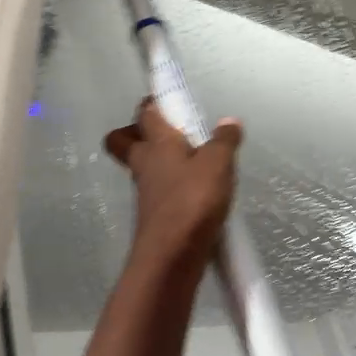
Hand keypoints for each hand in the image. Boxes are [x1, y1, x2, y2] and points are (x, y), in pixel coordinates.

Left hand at [105, 100, 242, 258]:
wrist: (172, 255)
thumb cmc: (193, 200)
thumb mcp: (218, 164)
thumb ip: (224, 141)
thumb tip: (229, 122)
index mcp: (157, 144)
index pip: (145, 114)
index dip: (152, 103)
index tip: (167, 100)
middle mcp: (145, 165)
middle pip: (125, 141)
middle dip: (138, 133)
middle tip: (169, 134)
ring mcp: (148, 192)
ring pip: (145, 168)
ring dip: (162, 162)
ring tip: (195, 163)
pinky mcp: (157, 216)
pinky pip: (160, 192)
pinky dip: (175, 188)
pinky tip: (199, 193)